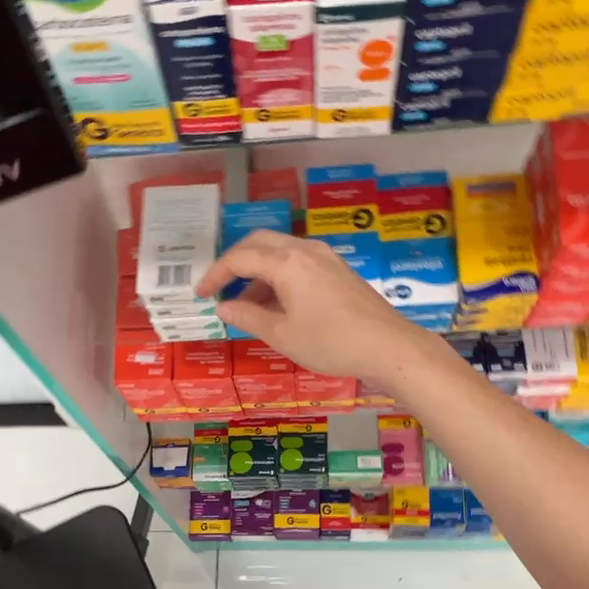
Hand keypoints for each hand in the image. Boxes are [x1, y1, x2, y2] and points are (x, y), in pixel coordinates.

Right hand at [197, 230, 436, 384]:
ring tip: (247, 304)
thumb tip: (223, 306)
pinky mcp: (337, 269)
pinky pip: (298, 261)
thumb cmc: (330, 343)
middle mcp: (305, 250)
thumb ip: (248, 316)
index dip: (215, 274)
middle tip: (219, 288)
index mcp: (286, 262)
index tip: (201, 294)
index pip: (239, 259)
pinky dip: (279, 275)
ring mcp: (325, 257)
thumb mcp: (282, 335)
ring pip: (280, 250)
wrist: (387, 346)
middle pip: (258, 243)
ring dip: (257, 271)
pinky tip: (277, 303)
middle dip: (234, 262)